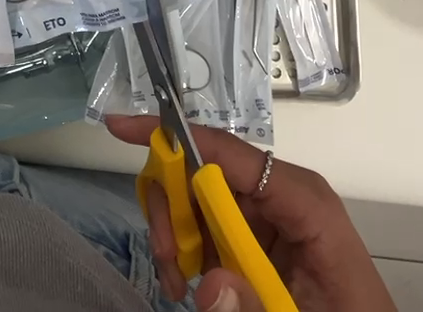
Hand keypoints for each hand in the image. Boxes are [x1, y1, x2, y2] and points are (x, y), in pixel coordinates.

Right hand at [105, 117, 395, 311]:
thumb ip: (257, 306)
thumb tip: (208, 282)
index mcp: (303, 201)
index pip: (229, 152)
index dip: (174, 136)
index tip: (120, 128)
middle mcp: (280, 193)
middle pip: (201, 171)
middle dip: (170, 208)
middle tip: (165, 256)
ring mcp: (265, 211)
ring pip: (194, 196)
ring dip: (172, 234)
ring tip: (175, 281)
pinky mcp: (254, 231)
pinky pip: (203, 221)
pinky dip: (184, 247)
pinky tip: (186, 281)